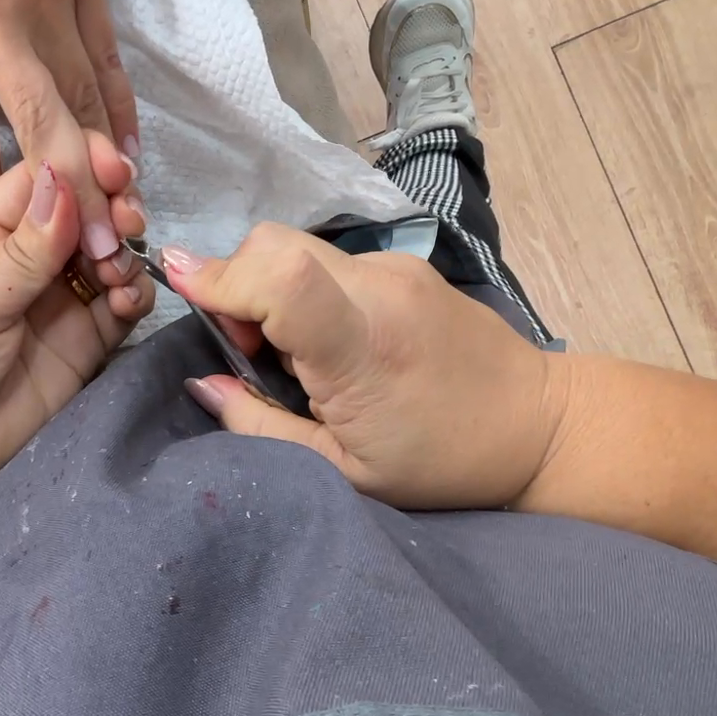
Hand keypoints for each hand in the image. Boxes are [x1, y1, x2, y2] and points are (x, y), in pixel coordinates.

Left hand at [0, 0, 138, 261]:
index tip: (14, 244)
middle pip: (42, 129)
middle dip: (73, 199)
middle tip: (98, 253)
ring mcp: (47, 1)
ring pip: (85, 100)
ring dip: (106, 166)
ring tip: (121, 219)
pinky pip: (109, 61)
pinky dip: (122, 111)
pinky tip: (130, 155)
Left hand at [0, 143, 153, 494]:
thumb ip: (20, 251)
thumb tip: (64, 181)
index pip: (41, 176)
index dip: (79, 164)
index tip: (114, 169)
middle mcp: (28, 257)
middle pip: (86, 209)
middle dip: (112, 206)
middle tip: (127, 223)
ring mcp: (60, 299)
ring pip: (110, 253)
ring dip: (125, 252)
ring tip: (117, 274)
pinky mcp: (83, 340)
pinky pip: (120, 305)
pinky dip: (133, 295)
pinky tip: (126, 301)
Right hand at [164, 225, 566, 509]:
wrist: (539, 425)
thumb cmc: (439, 463)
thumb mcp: (339, 470)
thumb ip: (260, 426)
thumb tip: (201, 384)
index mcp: (363, 349)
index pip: (280, 279)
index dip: (220, 275)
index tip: (177, 279)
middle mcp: (380, 290)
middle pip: (275, 245)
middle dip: (235, 285)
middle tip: (249, 350)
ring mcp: (396, 269)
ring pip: (294, 247)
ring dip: (264, 287)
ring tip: (286, 352)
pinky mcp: (403, 266)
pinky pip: (322, 260)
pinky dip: (296, 289)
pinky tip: (318, 339)